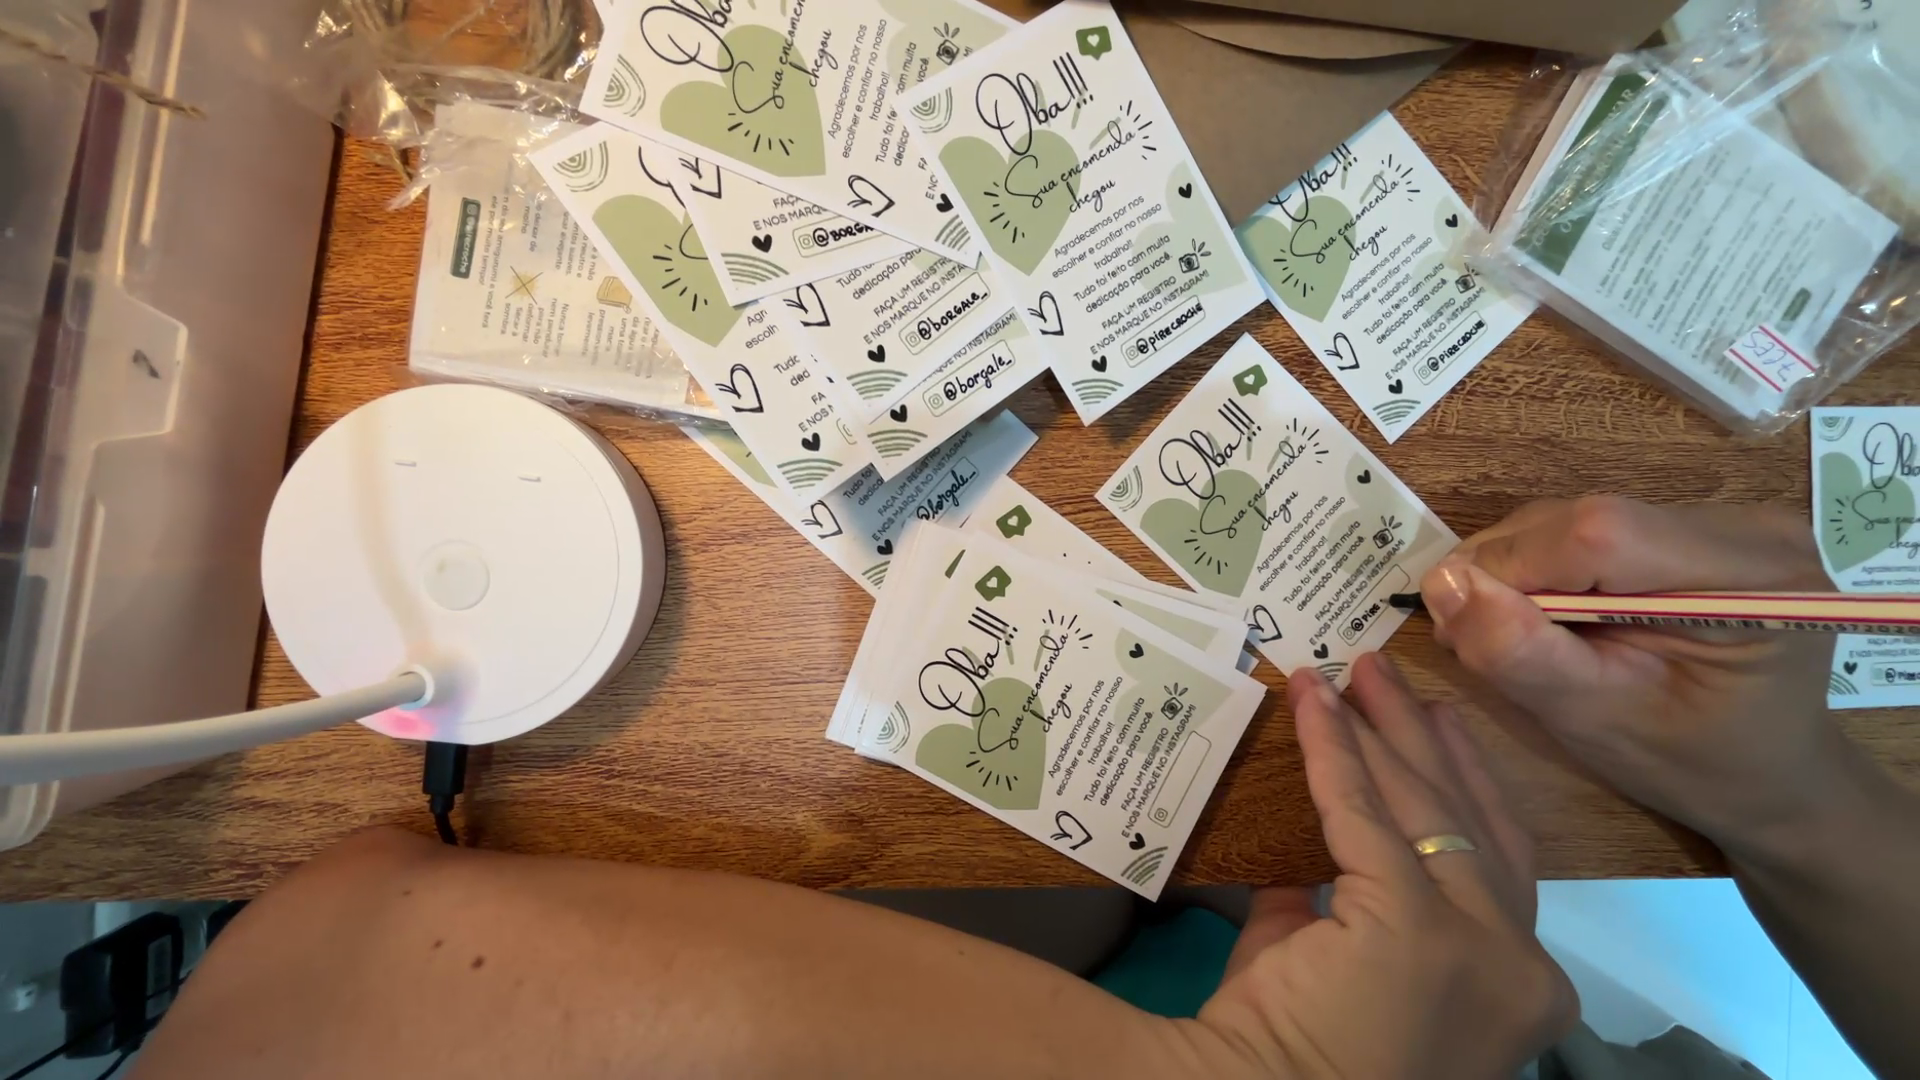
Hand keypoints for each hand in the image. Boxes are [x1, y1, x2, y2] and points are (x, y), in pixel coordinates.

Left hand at [1198, 654, 1574, 1079]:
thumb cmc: (1297, 1039)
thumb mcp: (1334, 956)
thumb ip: (1335, 898)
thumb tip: (1313, 849)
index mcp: (1511, 976)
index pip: (1491, 854)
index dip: (1462, 780)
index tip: (1435, 721)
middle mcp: (1519, 961)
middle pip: (1468, 818)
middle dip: (1426, 737)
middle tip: (1389, 672)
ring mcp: (1478, 944)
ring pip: (1423, 805)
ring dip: (1383, 726)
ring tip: (1358, 669)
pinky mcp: (1415, 922)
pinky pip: (1360, 808)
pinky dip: (1331, 746)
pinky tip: (1312, 699)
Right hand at [1417, 497, 1854, 859]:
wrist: (1753, 767)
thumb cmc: (1686, 761)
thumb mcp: (1592, 719)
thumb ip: (1517, 651)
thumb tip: (1440, 582)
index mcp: (1748, 577)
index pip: (1597, 536)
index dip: (1511, 573)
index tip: (1476, 633)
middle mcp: (1733, 526)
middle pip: (1567, 522)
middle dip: (1498, 579)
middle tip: (1483, 645)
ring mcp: (1700, 517)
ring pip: (1550, 520)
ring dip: (1502, 575)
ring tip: (1513, 636)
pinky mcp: (1664, 523)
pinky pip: (1558, 527)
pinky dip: (1522, 570)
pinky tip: (1537, 614)